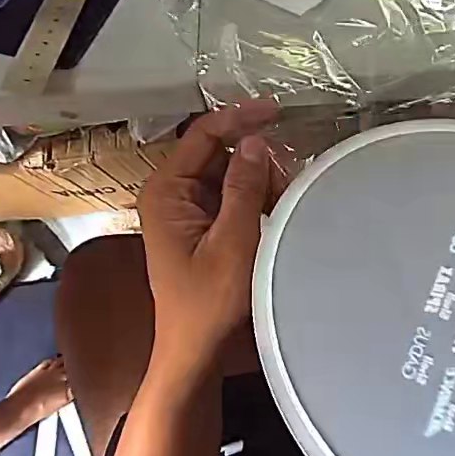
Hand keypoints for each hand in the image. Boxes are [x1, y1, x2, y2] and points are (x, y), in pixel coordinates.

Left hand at [136, 100, 279, 365]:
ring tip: (283, 206)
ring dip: (260, 184)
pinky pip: (233, 197)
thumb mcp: (234, 239)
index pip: (202, 135)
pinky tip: (276, 214)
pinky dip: (257, 200)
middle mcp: (173, 193)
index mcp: (167, 190)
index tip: (276, 110)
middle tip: (287, 184)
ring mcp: (187, 210)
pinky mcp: (202, 226)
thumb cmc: (210, 298)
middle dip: (256, 163)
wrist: (197, 345)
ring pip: (231, 175)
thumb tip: (254, 140)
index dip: (239, 118)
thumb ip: (243, 186)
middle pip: (219, 154)